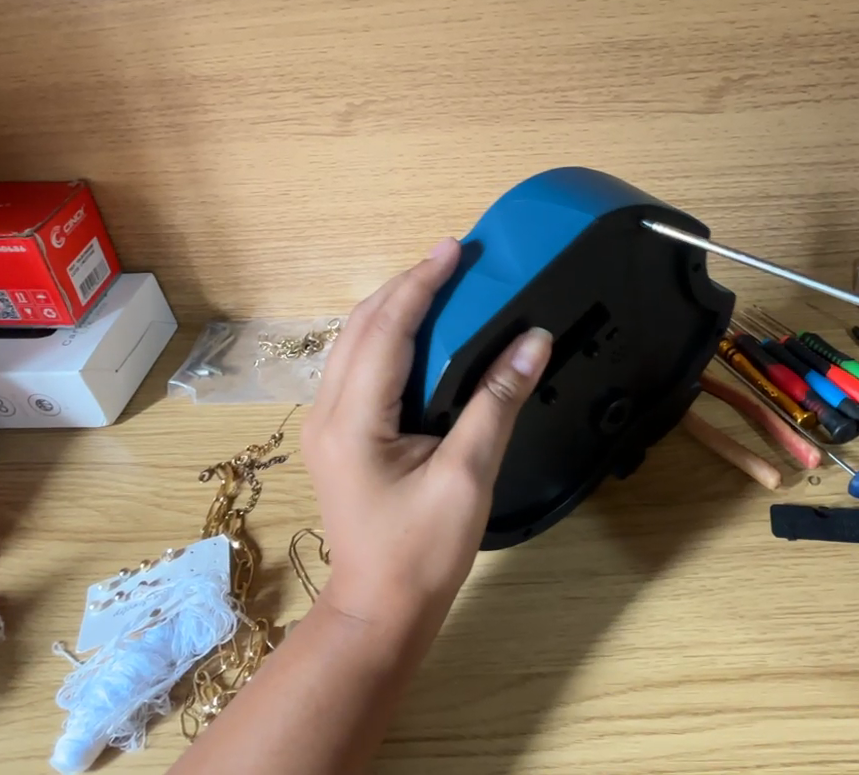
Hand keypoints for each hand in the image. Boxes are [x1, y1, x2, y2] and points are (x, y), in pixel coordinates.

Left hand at [301, 237, 552, 632]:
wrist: (379, 609)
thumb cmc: (422, 551)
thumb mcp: (468, 476)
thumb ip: (497, 403)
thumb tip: (533, 342)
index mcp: (354, 420)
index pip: (386, 330)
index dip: (420, 283)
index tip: (453, 249)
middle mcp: (328, 411)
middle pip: (360, 325)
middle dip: (406, 284)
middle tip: (452, 258)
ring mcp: (326, 422)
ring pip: (353, 340)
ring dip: (393, 305)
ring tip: (439, 282)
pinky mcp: (336, 432)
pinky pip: (357, 362)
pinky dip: (387, 332)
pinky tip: (419, 329)